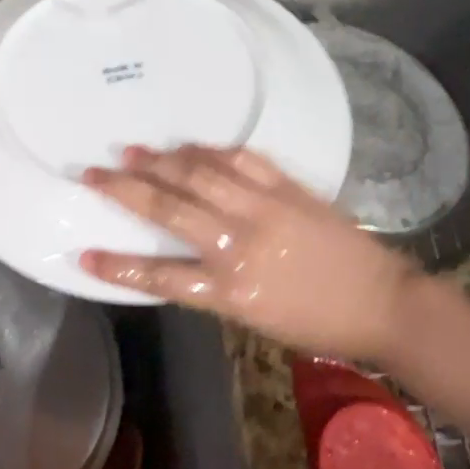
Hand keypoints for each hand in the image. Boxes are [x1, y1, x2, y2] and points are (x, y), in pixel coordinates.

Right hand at [79, 145, 420, 361]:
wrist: (385, 304)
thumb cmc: (317, 323)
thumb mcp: (256, 318)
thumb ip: (214, 285)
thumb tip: (177, 255)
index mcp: (233, 290)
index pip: (162, 276)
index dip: (119, 265)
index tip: (84, 254)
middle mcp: (242, 245)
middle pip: (170, 210)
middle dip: (125, 189)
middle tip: (92, 173)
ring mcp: (266, 210)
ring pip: (200, 176)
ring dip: (161, 160)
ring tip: (130, 149)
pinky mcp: (289, 189)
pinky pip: (241, 161)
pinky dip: (210, 151)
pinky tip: (188, 145)